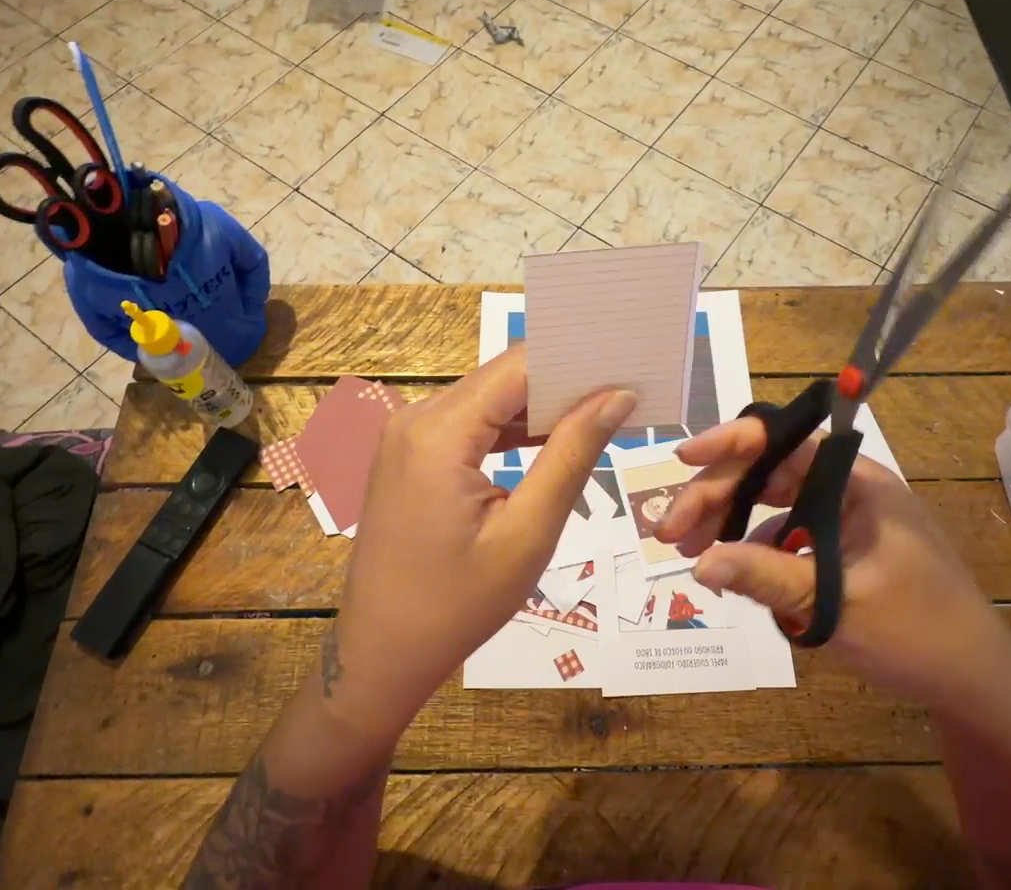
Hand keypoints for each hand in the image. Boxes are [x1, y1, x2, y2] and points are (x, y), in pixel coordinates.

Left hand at [325, 346, 635, 740]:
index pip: (519, 366)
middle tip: (627, 387)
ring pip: (488, 400)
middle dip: (563, 380)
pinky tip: (554, 439)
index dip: (575, 358)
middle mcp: (415, 417)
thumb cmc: (458, 604)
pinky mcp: (409, 455)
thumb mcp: (528, 533)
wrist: (382, 653)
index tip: (627, 361)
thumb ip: (571, 455)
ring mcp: (406, 435)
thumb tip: (615, 396)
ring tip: (604, 410)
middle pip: (502, 378)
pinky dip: (511, 430)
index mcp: (438, 431)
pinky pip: (469, 426)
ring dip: (540, 407)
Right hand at [655, 418, 1010, 712]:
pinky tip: (730, 572)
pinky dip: (753, 548)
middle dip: (715, 496)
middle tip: (669, 532)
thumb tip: (698, 564)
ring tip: (685, 551)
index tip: (683, 458)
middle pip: (766, 472)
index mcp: (857, 482)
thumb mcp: (836, 604)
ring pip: (769, 504)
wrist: (975, 683)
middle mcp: (847, 489)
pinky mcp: (838, 549)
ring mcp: (842, 519)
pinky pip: (785, 535)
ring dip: (727, 522)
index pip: (784, 441)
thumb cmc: (918, 633)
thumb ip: (766, 578)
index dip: (730, 443)